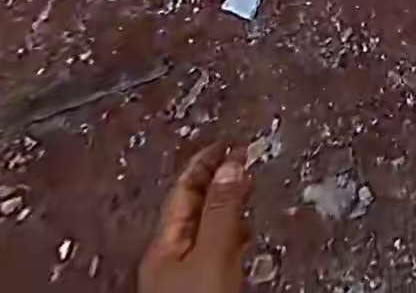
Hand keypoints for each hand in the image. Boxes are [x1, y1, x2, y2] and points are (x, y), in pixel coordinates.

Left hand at [138, 142, 251, 292]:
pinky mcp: (199, 288)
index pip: (184, 188)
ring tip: (251, 184)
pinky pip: (215, 245)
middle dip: (217, 177)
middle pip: (192, 206)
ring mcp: (182, 275)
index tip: (232, 138)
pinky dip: (233, 227)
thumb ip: (221, 209)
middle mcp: (169, 256)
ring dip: (226, 202)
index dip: (206, 160)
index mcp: (165, 243)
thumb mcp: (213, 254)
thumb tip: (231, 162)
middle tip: (246, 155)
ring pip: (204, 226)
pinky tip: (247, 231)